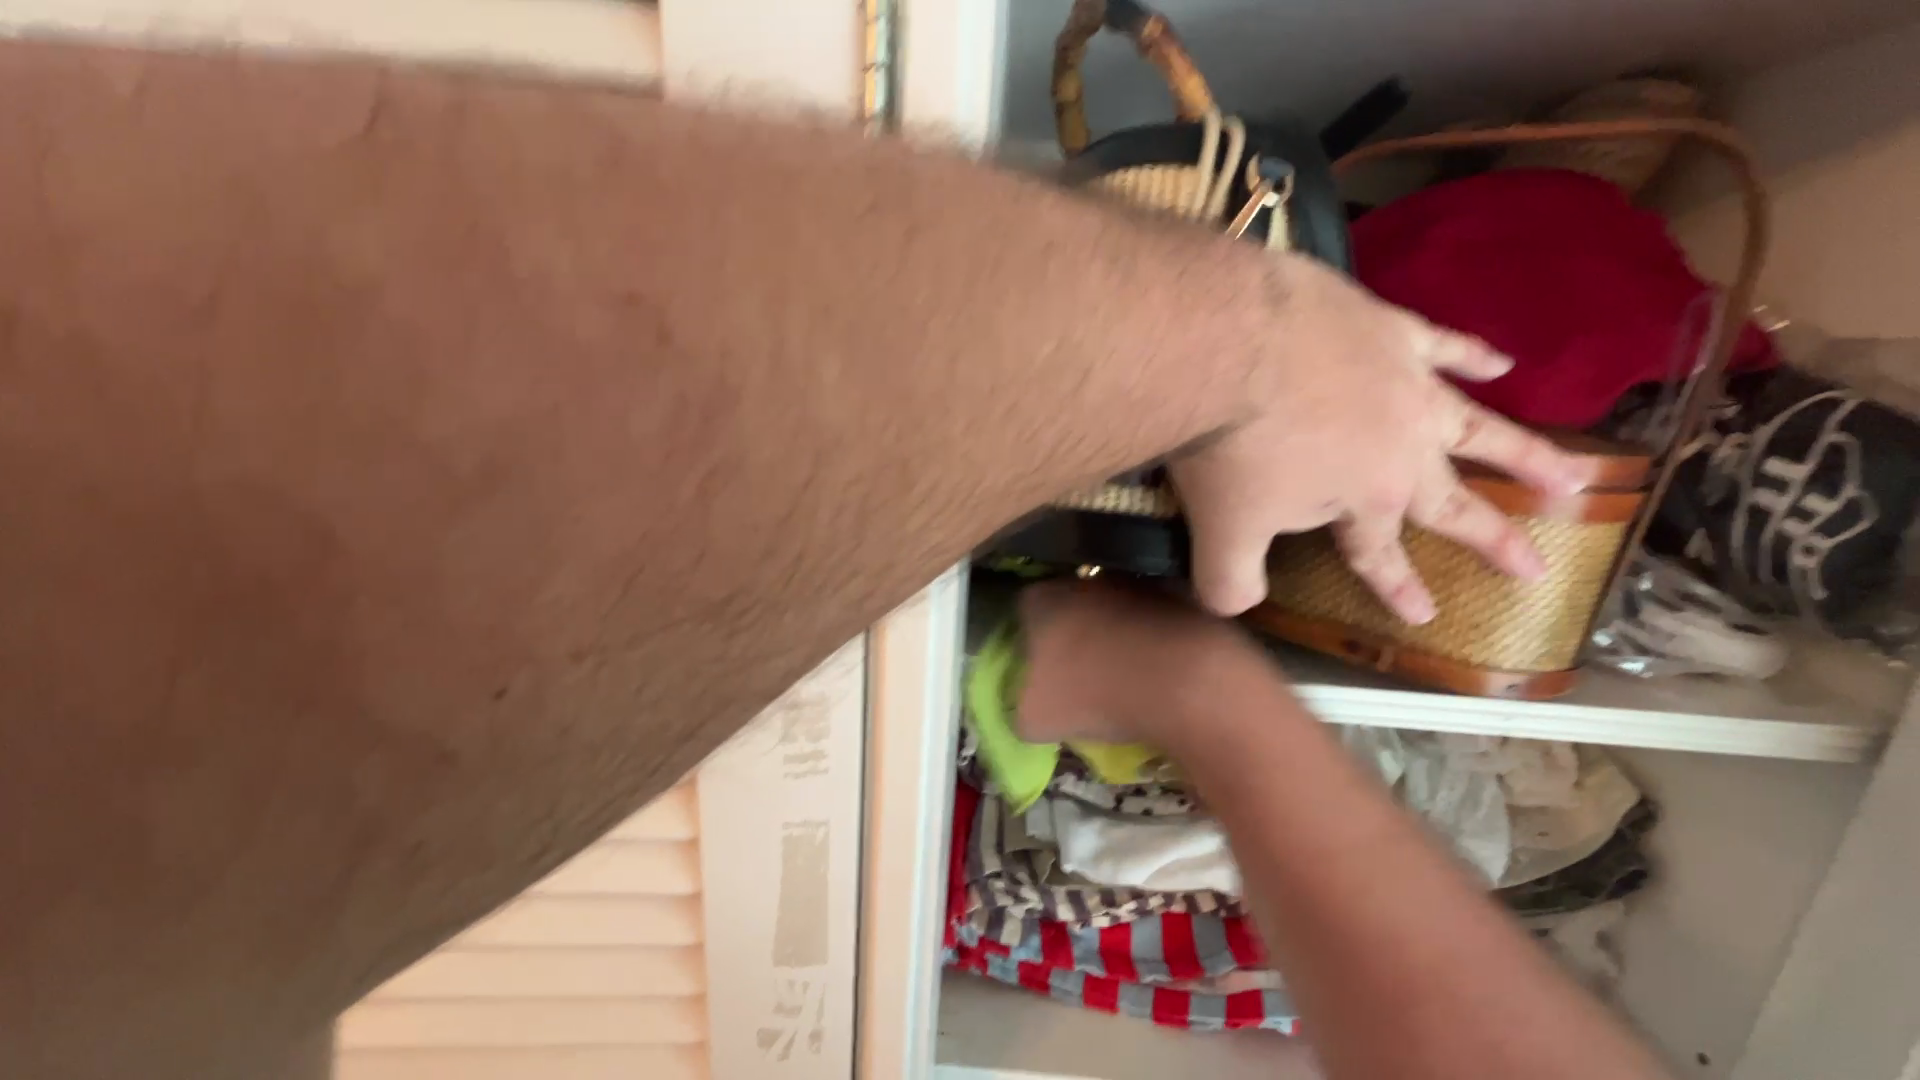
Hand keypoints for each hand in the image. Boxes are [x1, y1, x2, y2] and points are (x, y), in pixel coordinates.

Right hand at [1015, 579, 1268, 747]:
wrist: (1188, 686)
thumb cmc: (1098, 697)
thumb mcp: (1034, 721)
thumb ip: (1018, 706)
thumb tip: (1026, 705)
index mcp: (1042, 598)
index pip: (1022, 609)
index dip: (1028, 637)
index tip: (1039, 666)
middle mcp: (1084, 577)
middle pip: (1069, 602)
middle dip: (1074, 630)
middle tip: (1081, 670)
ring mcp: (1135, 580)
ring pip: (1115, 605)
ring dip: (1117, 630)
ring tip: (1126, 674)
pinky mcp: (1180, 592)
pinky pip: (1156, 614)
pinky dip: (1156, 634)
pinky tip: (1161, 669)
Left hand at [1169, 256, 1584, 620]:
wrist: (1230, 341)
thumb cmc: (1228, 446)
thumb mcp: (1220, 531)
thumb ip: (1229, 580)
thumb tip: (1237, 609)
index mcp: (1365, 499)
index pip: (1381, 555)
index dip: (1399, 588)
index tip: (1426, 617)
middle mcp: (1403, 448)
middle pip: (1450, 501)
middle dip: (1492, 539)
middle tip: (1538, 566)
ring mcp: (1406, 384)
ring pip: (1477, 426)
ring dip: (1525, 454)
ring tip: (1574, 476)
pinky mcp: (1391, 328)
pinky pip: (1445, 344)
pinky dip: (1475, 355)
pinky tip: (1503, 362)